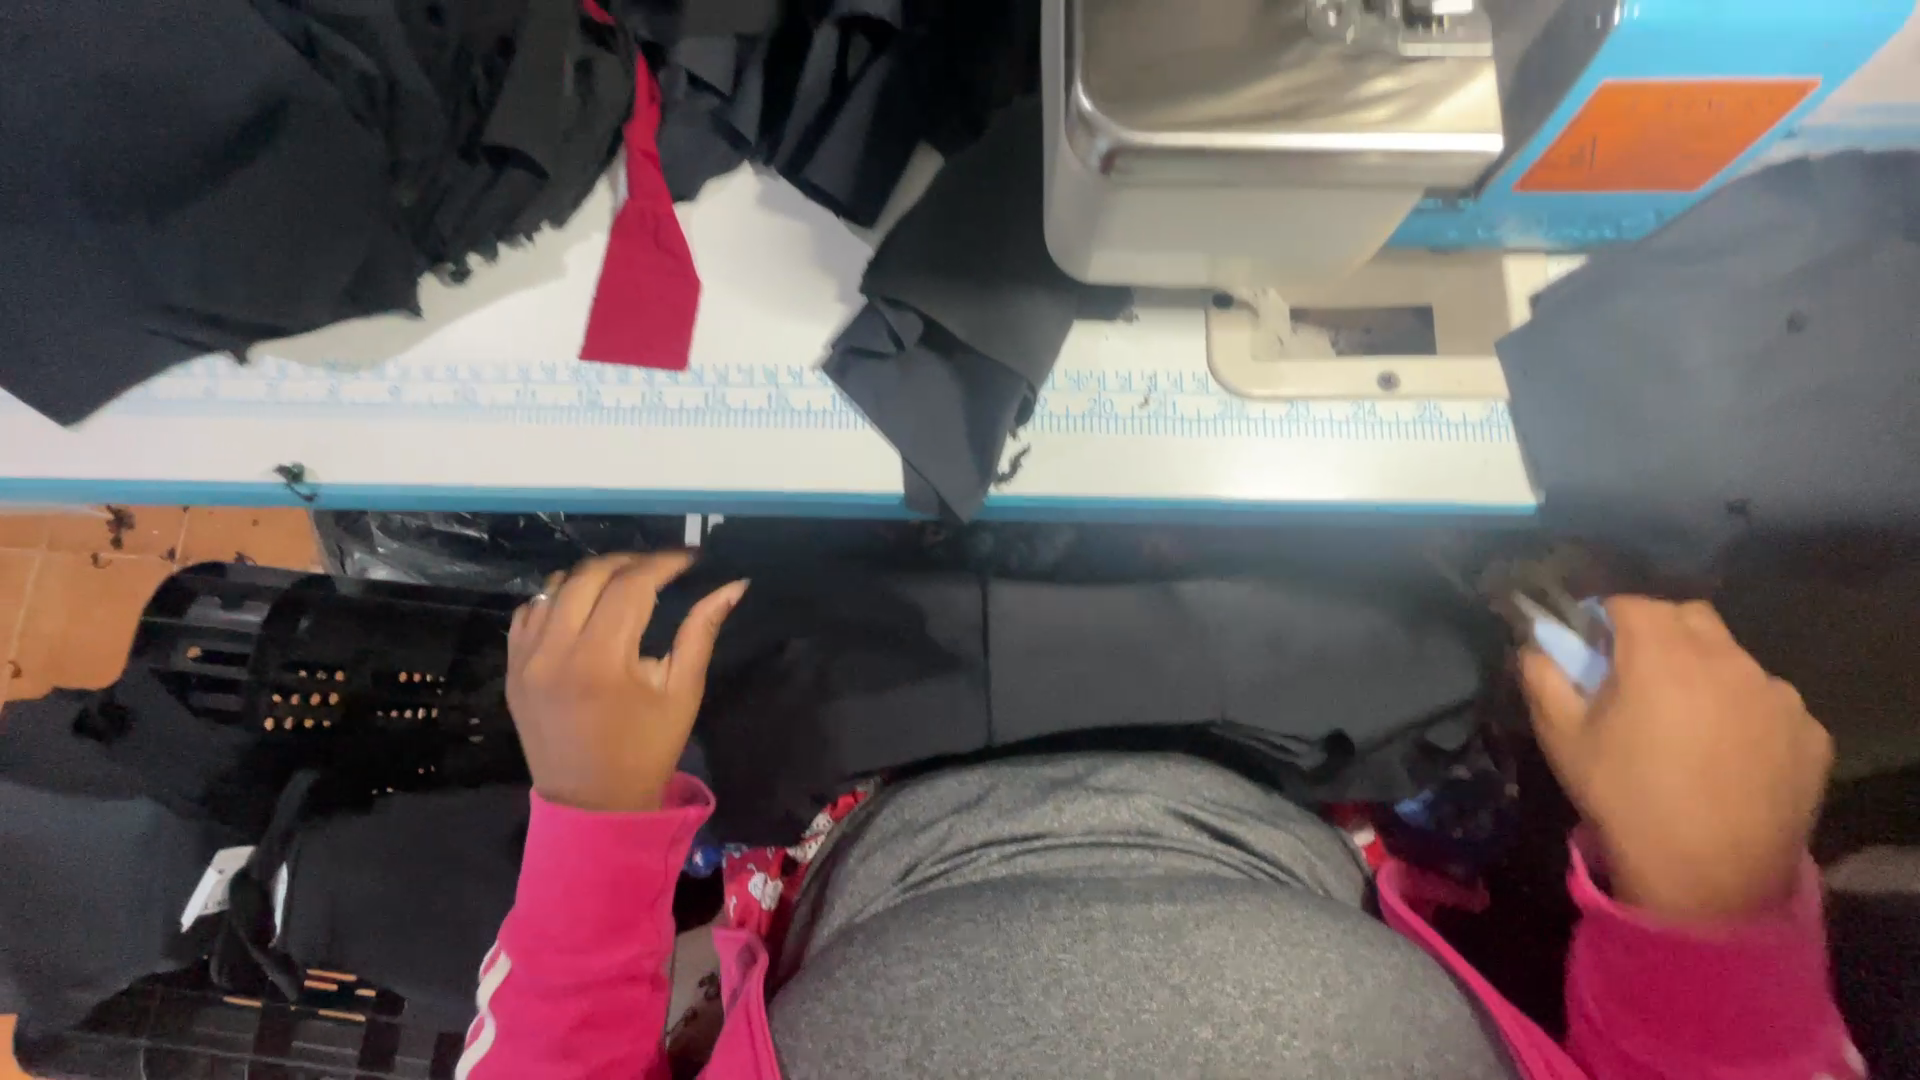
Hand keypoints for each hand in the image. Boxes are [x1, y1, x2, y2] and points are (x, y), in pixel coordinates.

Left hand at [506, 552, 747, 812]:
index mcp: (602, 659)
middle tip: (661, 566)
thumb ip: (702, 630)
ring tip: (625, 581)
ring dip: (593, 575)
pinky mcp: (512, 669)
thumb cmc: (647, 748)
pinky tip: (584, 606)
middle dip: (630, 561)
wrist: (591, 803)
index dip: (664, 563)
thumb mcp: (683, 690)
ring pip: (555, 586)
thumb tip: (733, 584)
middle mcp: (556, 651)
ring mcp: (526, 659)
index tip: (690, 558)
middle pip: (589, 575)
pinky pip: (530, 611)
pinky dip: (557, 597)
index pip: (632, 585)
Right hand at [1520, 596, 1832, 921]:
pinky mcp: (1808, 733)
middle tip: (1632, 668)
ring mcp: (1776, 698)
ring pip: (1733, 657)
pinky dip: (1740, 706)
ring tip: (1681, 712)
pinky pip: (1767, 699)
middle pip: (1691, 617)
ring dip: (1702, 666)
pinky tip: (1721, 745)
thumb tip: (1536, 646)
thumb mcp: (1558, 732)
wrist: (1703, 869)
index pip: (1633, 603)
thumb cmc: (1619, 791)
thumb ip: (1541, 675)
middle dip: (1657, 629)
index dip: (1605, 614)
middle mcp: (1727, 664)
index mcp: (1660, 657)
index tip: (1590, 639)